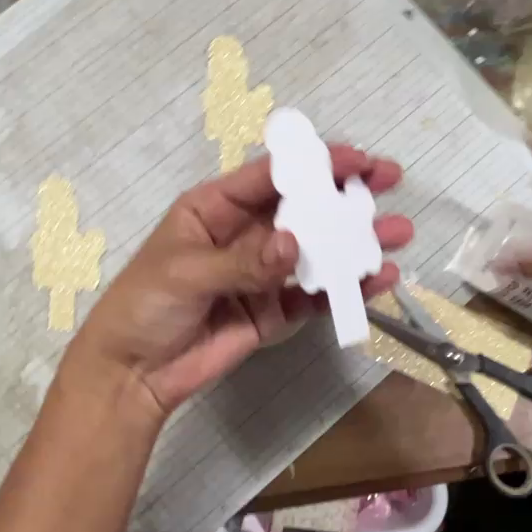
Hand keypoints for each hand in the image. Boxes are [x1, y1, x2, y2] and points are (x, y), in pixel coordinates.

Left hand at [70, 146, 412, 422]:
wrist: (133, 372)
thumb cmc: (145, 304)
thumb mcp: (185, 273)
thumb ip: (243, 261)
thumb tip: (296, 244)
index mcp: (214, 208)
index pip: (268, 177)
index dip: (312, 165)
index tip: (356, 159)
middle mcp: (242, 234)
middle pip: (300, 208)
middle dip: (343, 195)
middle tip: (390, 181)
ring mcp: (261, 273)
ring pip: (315, 251)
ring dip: (353, 241)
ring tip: (398, 235)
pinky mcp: (273, 311)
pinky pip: (313, 294)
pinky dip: (344, 289)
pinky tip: (377, 281)